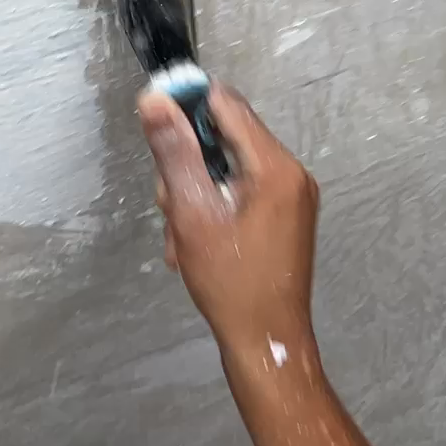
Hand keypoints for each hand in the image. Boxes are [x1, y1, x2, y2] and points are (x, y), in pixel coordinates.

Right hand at [140, 83, 320, 352]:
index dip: (187, 104)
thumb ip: (174, 152)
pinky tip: (196, 236)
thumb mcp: (192, 212)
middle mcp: (291, 172)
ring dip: (195, 188)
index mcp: (275, 166)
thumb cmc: (230, 280)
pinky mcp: (285, 214)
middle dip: (188, 162)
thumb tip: (155, 98)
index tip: (154, 121)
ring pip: (227, 164)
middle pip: (225, 136)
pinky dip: (212, 203)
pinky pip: (240, 187)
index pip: (226, 104)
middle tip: (170, 201)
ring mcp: (291, 195)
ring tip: (181, 228)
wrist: (267, 346)